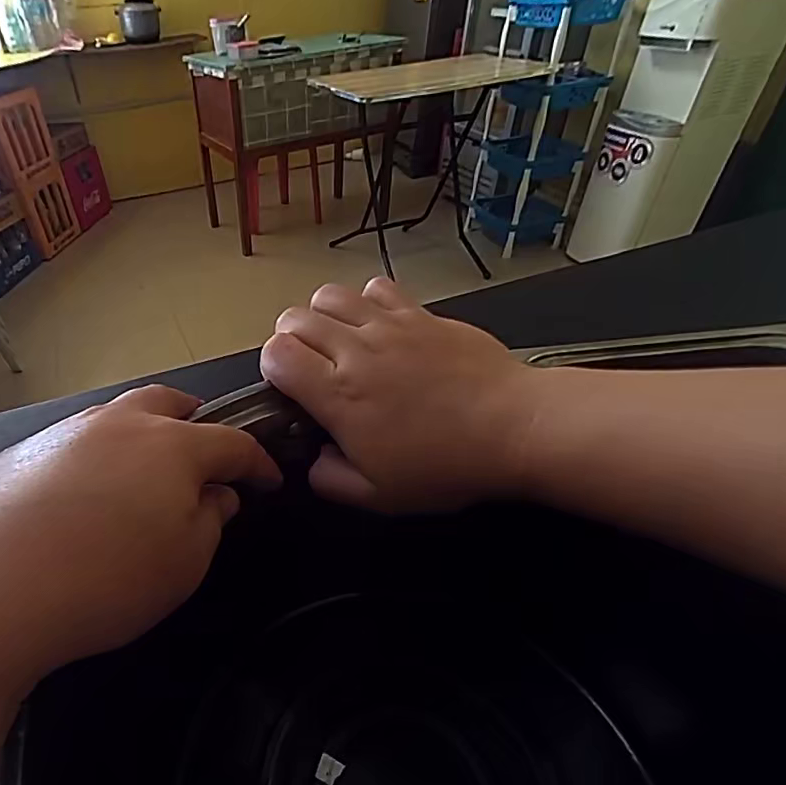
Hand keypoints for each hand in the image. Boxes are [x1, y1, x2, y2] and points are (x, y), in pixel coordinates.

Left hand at [0, 386, 280, 685]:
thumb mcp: (185, 563)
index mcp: (171, 445)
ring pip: (118, 418)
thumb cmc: (102, 580)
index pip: (233, 443)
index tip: (270, 481)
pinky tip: (82, 504)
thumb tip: (217, 495)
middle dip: (199, 425)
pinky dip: (97, 460)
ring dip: (144, 438)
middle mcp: (118, 424)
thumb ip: (212, 521)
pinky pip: (74, 444)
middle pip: (171, 404)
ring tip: (144, 481)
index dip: (259, 462)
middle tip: (206, 459)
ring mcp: (61, 434)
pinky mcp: (14, 456)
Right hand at [260, 278, 541, 511]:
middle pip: (295, 317)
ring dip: (323, 316)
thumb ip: (330, 480)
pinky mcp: (422, 314)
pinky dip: (367, 302)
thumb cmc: (448, 466)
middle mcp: (358, 350)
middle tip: (312, 369)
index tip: (290, 388)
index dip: (272, 368)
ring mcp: (392, 325)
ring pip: (331, 295)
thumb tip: (315, 461)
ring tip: (342, 344)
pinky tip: (381, 328)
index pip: (276, 354)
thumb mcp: (379, 496)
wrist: (512, 428)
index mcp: (340, 395)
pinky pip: (378, 288)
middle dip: (291, 340)